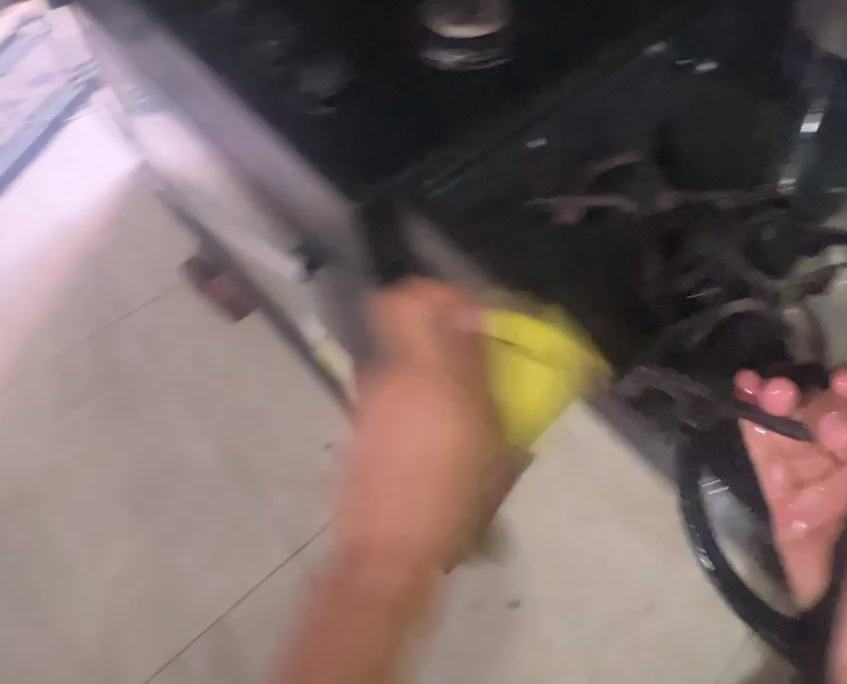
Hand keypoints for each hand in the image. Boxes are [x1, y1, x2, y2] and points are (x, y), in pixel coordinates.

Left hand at [333, 279, 502, 575]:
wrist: (388, 552)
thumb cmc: (449, 490)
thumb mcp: (482, 427)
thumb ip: (473, 362)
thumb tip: (468, 313)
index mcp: (418, 368)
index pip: (408, 299)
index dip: (438, 293)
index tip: (471, 312)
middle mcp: (386, 374)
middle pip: (400, 319)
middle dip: (438, 324)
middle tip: (473, 350)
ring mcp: (369, 401)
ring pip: (400, 355)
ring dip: (429, 359)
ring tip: (462, 398)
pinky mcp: (364, 428)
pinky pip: (395, 389)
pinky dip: (418, 392)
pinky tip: (438, 430)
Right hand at [739, 355, 846, 683]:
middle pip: (825, 411)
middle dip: (819, 403)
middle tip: (829, 431)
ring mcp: (818, 489)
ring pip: (792, 428)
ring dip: (778, 399)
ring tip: (768, 391)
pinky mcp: (785, 511)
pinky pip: (767, 459)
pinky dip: (754, 425)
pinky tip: (744, 392)